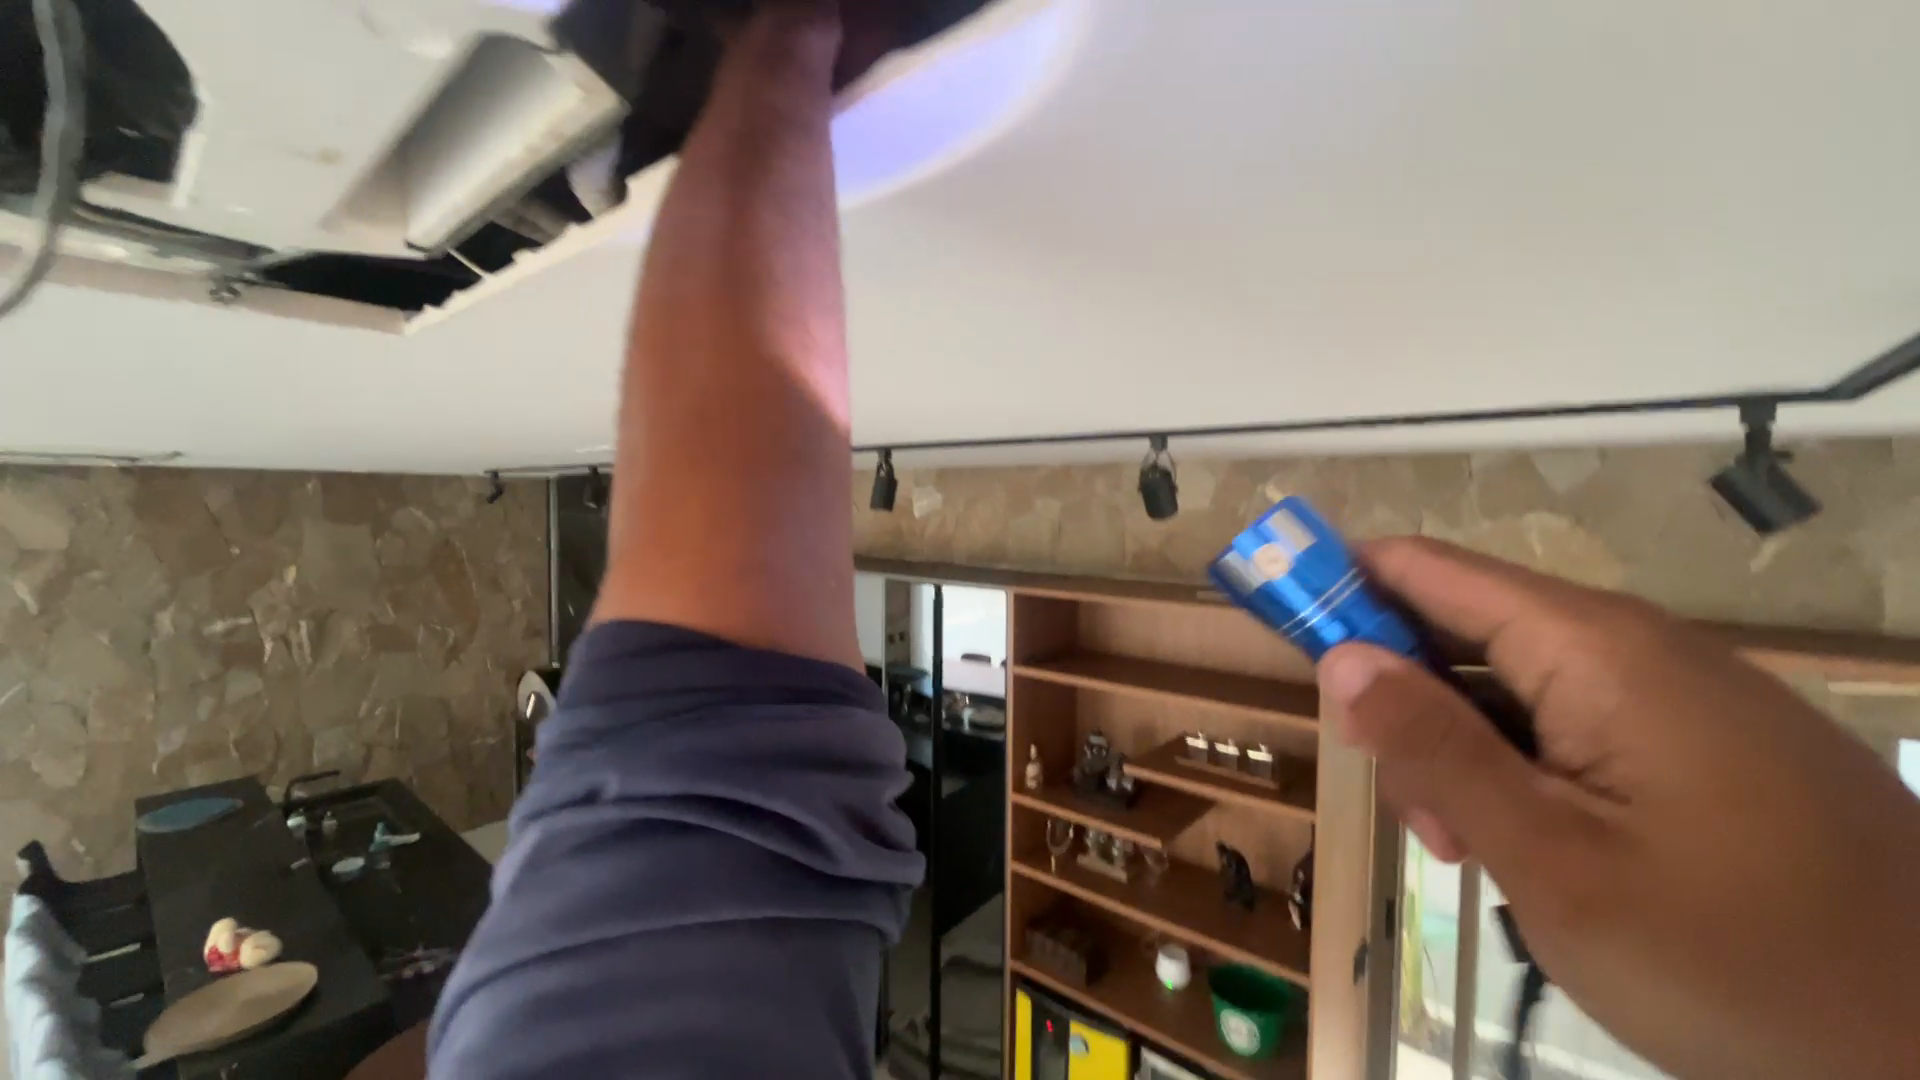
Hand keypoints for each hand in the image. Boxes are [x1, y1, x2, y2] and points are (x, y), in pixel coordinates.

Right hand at [1316, 538, 1919, 1078]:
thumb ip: (1433, 748)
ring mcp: (1676, 696)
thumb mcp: (1550, 862)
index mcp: (1597, 650)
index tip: (1281, 621)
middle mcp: (1635, 648)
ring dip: (1460, 752)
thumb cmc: (1739, 965)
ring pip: (1511, 687)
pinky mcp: (1701, 744)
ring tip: (1470, 847)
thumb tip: (1336, 655)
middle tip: (1411, 806)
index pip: (1427, 570)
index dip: (1342, 583)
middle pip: (1463, 630)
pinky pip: (1569, 725)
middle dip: (1407, 701)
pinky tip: (1529, 847)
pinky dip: (1519, 771)